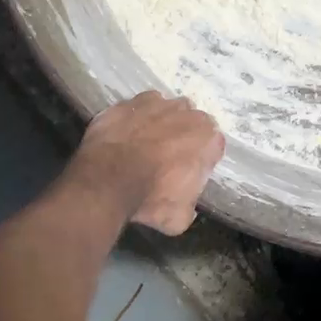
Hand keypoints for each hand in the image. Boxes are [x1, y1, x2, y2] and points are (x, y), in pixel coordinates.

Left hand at [59, 91, 225, 234]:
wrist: (107, 180)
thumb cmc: (150, 198)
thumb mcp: (178, 218)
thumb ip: (189, 205)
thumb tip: (187, 208)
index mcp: (208, 139)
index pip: (213, 145)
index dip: (200, 158)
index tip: (186, 172)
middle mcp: (189, 114)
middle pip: (192, 121)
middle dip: (183, 135)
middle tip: (165, 157)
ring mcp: (159, 103)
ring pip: (167, 109)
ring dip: (160, 122)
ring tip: (143, 143)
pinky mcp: (131, 101)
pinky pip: (139, 107)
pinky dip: (135, 118)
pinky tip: (125, 135)